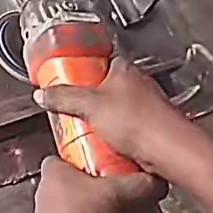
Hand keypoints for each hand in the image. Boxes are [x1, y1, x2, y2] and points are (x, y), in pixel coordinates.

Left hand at [0, 157, 164, 212]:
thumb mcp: (117, 192)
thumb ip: (142, 183)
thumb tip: (156, 183)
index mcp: (56, 170)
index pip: (78, 152)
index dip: (100, 155)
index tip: (120, 159)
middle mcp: (56, 192)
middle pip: (96, 183)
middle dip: (119, 191)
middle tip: (136, 193)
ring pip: (101, 210)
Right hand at [33, 58, 212, 181]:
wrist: (169, 151)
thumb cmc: (139, 122)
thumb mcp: (90, 105)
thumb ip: (64, 97)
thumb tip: (43, 94)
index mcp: (125, 70)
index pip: (99, 61)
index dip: (81, 69)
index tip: (66, 78)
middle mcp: (137, 84)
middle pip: (103, 87)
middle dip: (85, 100)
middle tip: (70, 108)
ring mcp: (143, 106)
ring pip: (112, 109)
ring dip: (97, 119)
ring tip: (82, 128)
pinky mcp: (147, 127)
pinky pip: (121, 128)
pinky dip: (110, 135)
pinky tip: (100, 143)